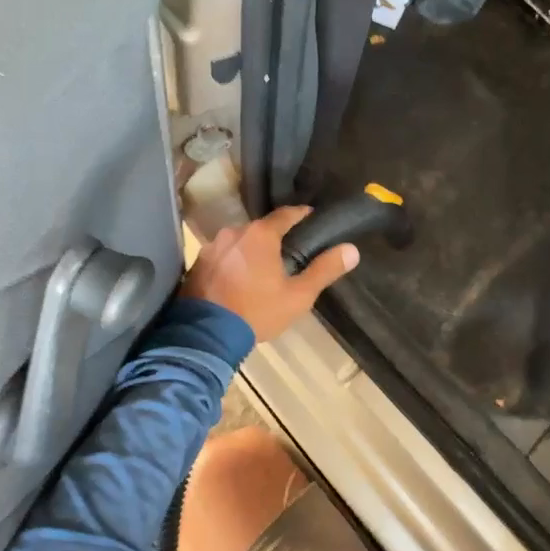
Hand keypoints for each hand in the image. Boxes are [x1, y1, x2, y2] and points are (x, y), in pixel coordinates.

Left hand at [180, 206, 359, 342]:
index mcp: (261, 235)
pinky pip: (222, 257)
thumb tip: (352, 250)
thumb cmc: (257, 311)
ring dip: (251, 252)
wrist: (204, 336)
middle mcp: (234, 232)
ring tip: (262, 271)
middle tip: (289, 254)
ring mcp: (212, 247)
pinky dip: (233, 264)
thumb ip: (324, 270)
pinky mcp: (197, 264)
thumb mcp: (298, 296)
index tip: (312, 219)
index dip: (301, 215)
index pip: (286, 214)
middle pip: (261, 229)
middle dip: (275, 238)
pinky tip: (238, 281)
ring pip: (239, 243)